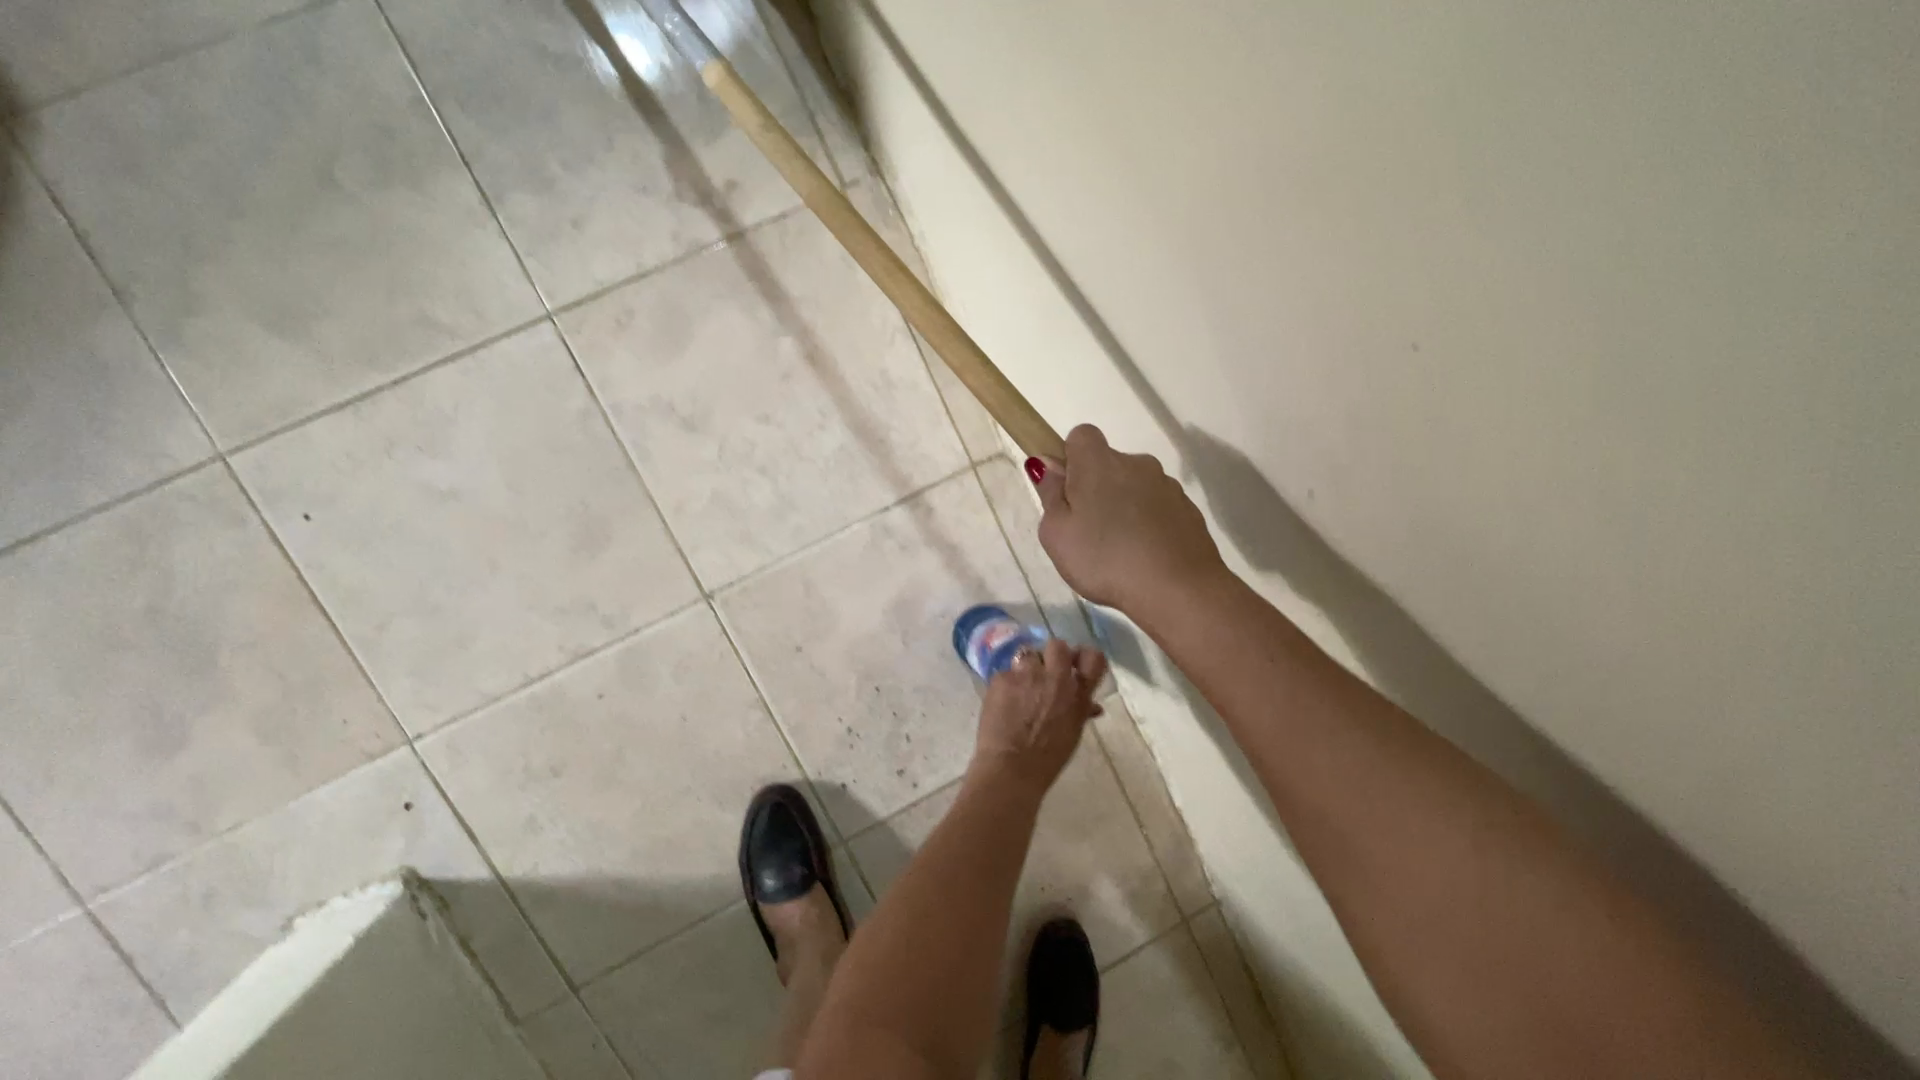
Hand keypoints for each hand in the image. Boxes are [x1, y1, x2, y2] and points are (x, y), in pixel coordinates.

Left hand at [969, 638, 1106, 797]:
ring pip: (1028, 654)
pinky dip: (1007, 684)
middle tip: (1045, 672)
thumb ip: (1081, 711)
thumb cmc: (1048, 758)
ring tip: (1021, 686)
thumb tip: (1092, 706)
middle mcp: (1055, 678)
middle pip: (1058, 645)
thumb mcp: (1073, 733)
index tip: (1076, 664)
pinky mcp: (1002, 678)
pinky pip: (1007, 672)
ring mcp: (1026, 675)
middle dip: (1052, 655)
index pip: (1093, 657)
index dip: (1084, 657)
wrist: (1011, 768)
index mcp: (1078, 694)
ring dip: (1027, 667)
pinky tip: (1003, 701)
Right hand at [1035, 424, 1228, 611]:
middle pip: (1109, 464)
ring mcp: (1167, 486)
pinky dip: (1149, 524)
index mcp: (1100, 463)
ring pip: (1135, 487)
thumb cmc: (1104, 559)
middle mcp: (1137, 463)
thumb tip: (1048, 465)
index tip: (1067, 492)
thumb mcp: (1057, 534)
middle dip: (1097, 488)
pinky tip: (1145, 557)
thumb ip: (1050, 494)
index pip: (1081, 435)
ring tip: (1119, 551)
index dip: (1070, 459)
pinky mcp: (1189, 510)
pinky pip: (1158, 509)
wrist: (1178, 589)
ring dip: (1125, 507)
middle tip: (1087, 531)